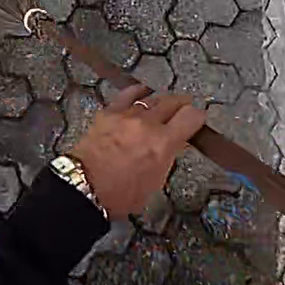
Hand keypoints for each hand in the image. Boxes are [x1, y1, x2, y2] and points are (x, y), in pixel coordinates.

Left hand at [65, 85, 205, 217]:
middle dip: (182, 104)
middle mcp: (148, 124)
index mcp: (164, 143)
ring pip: (152, 98)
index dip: (198, 116)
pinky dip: (138, 91)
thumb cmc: (122, 193)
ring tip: (165, 103)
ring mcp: (128, 114)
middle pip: (173, 102)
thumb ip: (167, 157)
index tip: (198, 119)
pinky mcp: (110, 111)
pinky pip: (128, 94)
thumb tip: (173, 143)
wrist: (85, 185)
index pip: (191, 117)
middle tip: (185, 107)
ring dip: (161, 100)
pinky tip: (143, 91)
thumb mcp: (155, 181)